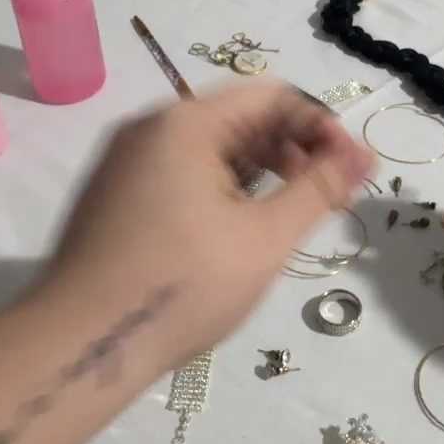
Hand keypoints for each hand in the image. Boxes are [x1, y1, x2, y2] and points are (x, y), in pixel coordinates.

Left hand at [41, 81, 375, 363]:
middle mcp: (149, 128)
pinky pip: (179, 172)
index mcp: (185, 122)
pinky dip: (220, 188)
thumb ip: (319, 188)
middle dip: (292, 149)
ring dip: (258, 171)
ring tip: (286, 216)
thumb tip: (364, 154)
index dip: (321, 126)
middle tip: (326, 196)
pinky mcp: (112, 196)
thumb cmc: (182, 285)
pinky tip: (235, 229)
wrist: (79, 345)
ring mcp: (124, 162)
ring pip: (208, 148)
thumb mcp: (265, 237)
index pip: (271, 97)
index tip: (352, 170)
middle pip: (238, 118)